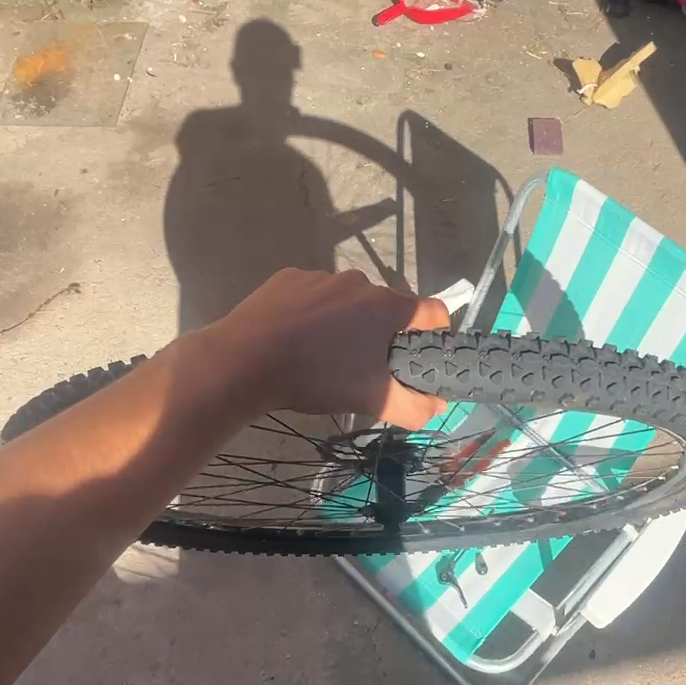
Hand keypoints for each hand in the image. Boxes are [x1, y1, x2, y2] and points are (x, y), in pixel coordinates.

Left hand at [204, 268, 450, 428]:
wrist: (246, 359)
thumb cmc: (319, 377)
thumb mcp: (373, 399)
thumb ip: (414, 407)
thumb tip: (439, 408)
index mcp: (386, 307)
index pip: (432, 311)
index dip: (434, 334)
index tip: (420, 356)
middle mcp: (359, 282)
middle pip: (387, 307)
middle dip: (383, 333)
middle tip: (364, 365)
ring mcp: (321, 276)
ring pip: (348, 300)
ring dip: (346, 322)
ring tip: (323, 354)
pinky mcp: (288, 278)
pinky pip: (313, 295)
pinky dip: (313, 313)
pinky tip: (294, 338)